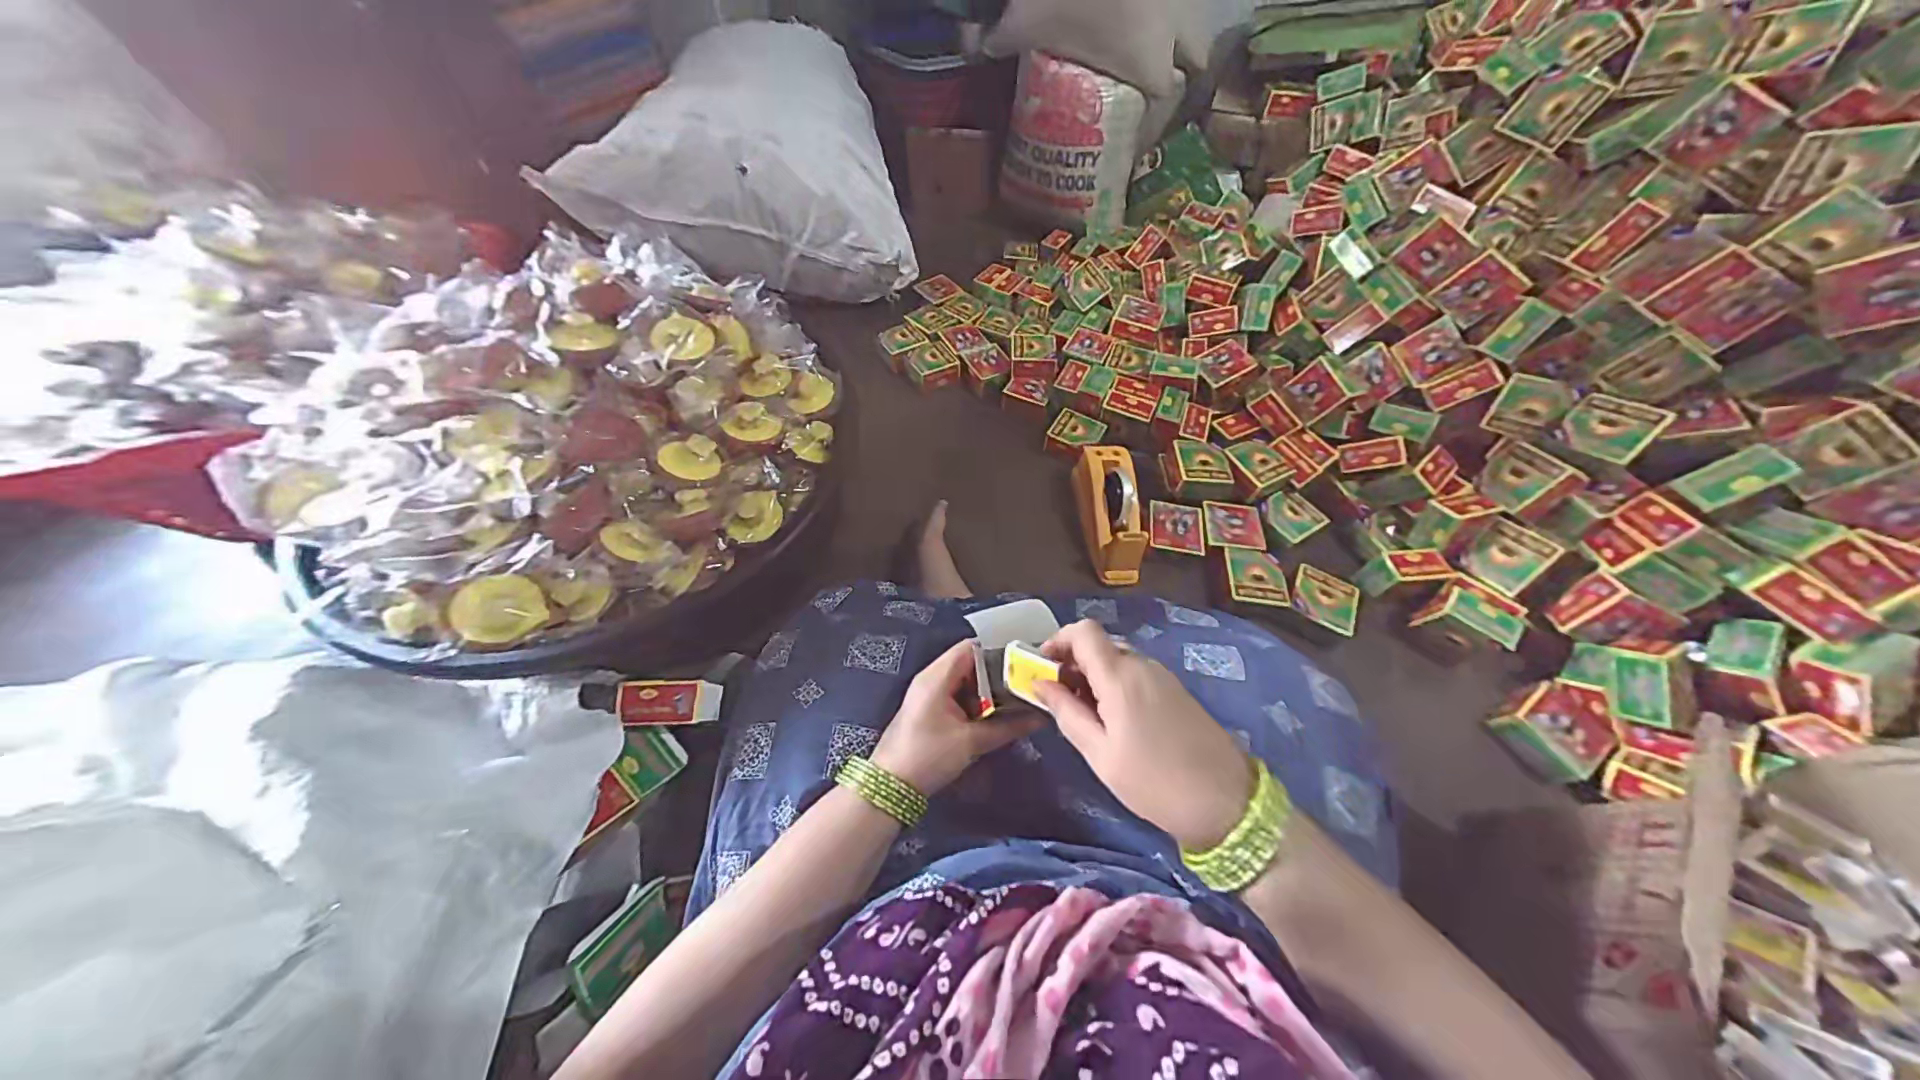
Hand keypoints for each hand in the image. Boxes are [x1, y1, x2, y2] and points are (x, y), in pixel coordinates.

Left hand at [868, 639, 1043, 795]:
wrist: (890, 787)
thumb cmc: (929, 757)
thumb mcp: (972, 742)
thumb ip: (1008, 727)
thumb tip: (1039, 717)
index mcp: (937, 677)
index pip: (971, 648)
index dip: (998, 652)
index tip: (1023, 665)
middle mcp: (931, 678)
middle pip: (969, 663)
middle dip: (997, 674)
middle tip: (1024, 686)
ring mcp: (927, 694)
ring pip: (964, 681)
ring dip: (987, 691)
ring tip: (1015, 701)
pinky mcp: (928, 710)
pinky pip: (956, 695)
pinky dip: (974, 702)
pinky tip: (993, 716)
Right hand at [1035, 620, 1252, 850]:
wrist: (1228, 803)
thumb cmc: (1154, 782)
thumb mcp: (1100, 754)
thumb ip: (1067, 713)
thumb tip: (1040, 684)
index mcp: (1121, 676)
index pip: (1083, 630)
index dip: (1057, 641)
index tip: (1041, 668)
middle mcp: (1143, 665)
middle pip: (1099, 645)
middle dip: (1072, 663)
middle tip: (1057, 699)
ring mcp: (1163, 677)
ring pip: (1117, 660)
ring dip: (1093, 677)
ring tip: (1083, 716)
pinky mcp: (1176, 691)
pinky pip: (1135, 674)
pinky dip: (1115, 686)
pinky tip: (1113, 721)